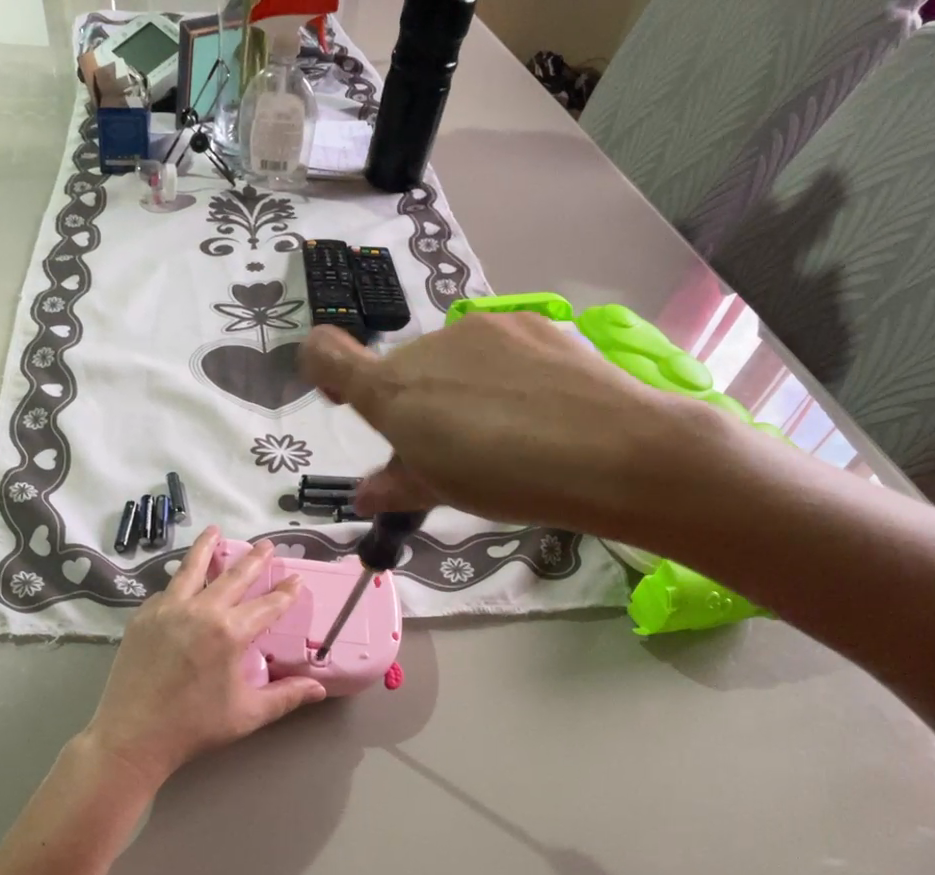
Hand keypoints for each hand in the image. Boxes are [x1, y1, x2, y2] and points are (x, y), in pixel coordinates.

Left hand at [79, 527, 326, 789]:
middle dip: (254, 560)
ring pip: (191, 570)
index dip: (285, 594)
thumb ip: (286, 697)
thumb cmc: (194, 726)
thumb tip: (319, 689)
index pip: (266, 606)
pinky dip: (179, 581)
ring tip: (215, 531)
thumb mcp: (247, 714)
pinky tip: (182, 581)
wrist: (133, 735)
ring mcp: (167, 610)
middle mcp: (200, 611)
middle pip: (233, 577)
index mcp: (229, 632)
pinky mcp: (143, 617)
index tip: (296, 581)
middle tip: (267, 545)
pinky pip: (167, 591)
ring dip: (206, 548)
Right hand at [298, 316, 728, 543]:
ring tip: (506, 429)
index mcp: (392, 392)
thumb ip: (396, 486)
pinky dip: (501, 372)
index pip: (326, 354)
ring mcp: (479, 329)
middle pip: (402, 370)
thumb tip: (366, 494)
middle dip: (415, 403)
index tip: (343, 396)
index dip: (322, 368)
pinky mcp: (528, 320)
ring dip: (459, 387)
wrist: (612, 450)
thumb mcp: (442, 492)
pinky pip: (494, 347)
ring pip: (449, 358)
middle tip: (453, 448)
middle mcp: (426, 348)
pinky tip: (537, 404)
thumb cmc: (508, 481)